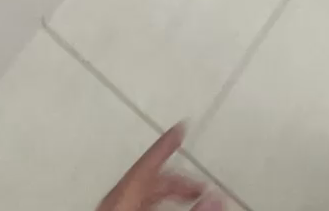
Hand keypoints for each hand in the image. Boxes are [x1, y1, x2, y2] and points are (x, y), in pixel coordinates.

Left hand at [96, 124, 222, 210]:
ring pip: (140, 199)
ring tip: (190, 201)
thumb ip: (191, 210)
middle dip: (177, 180)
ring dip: (168, 197)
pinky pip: (134, 210)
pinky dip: (155, 208)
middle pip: (147, 182)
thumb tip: (217, 196)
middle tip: (201, 185)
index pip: (146, 165)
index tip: (182, 126)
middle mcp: (112, 206)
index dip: (165, 144)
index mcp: (121, 201)